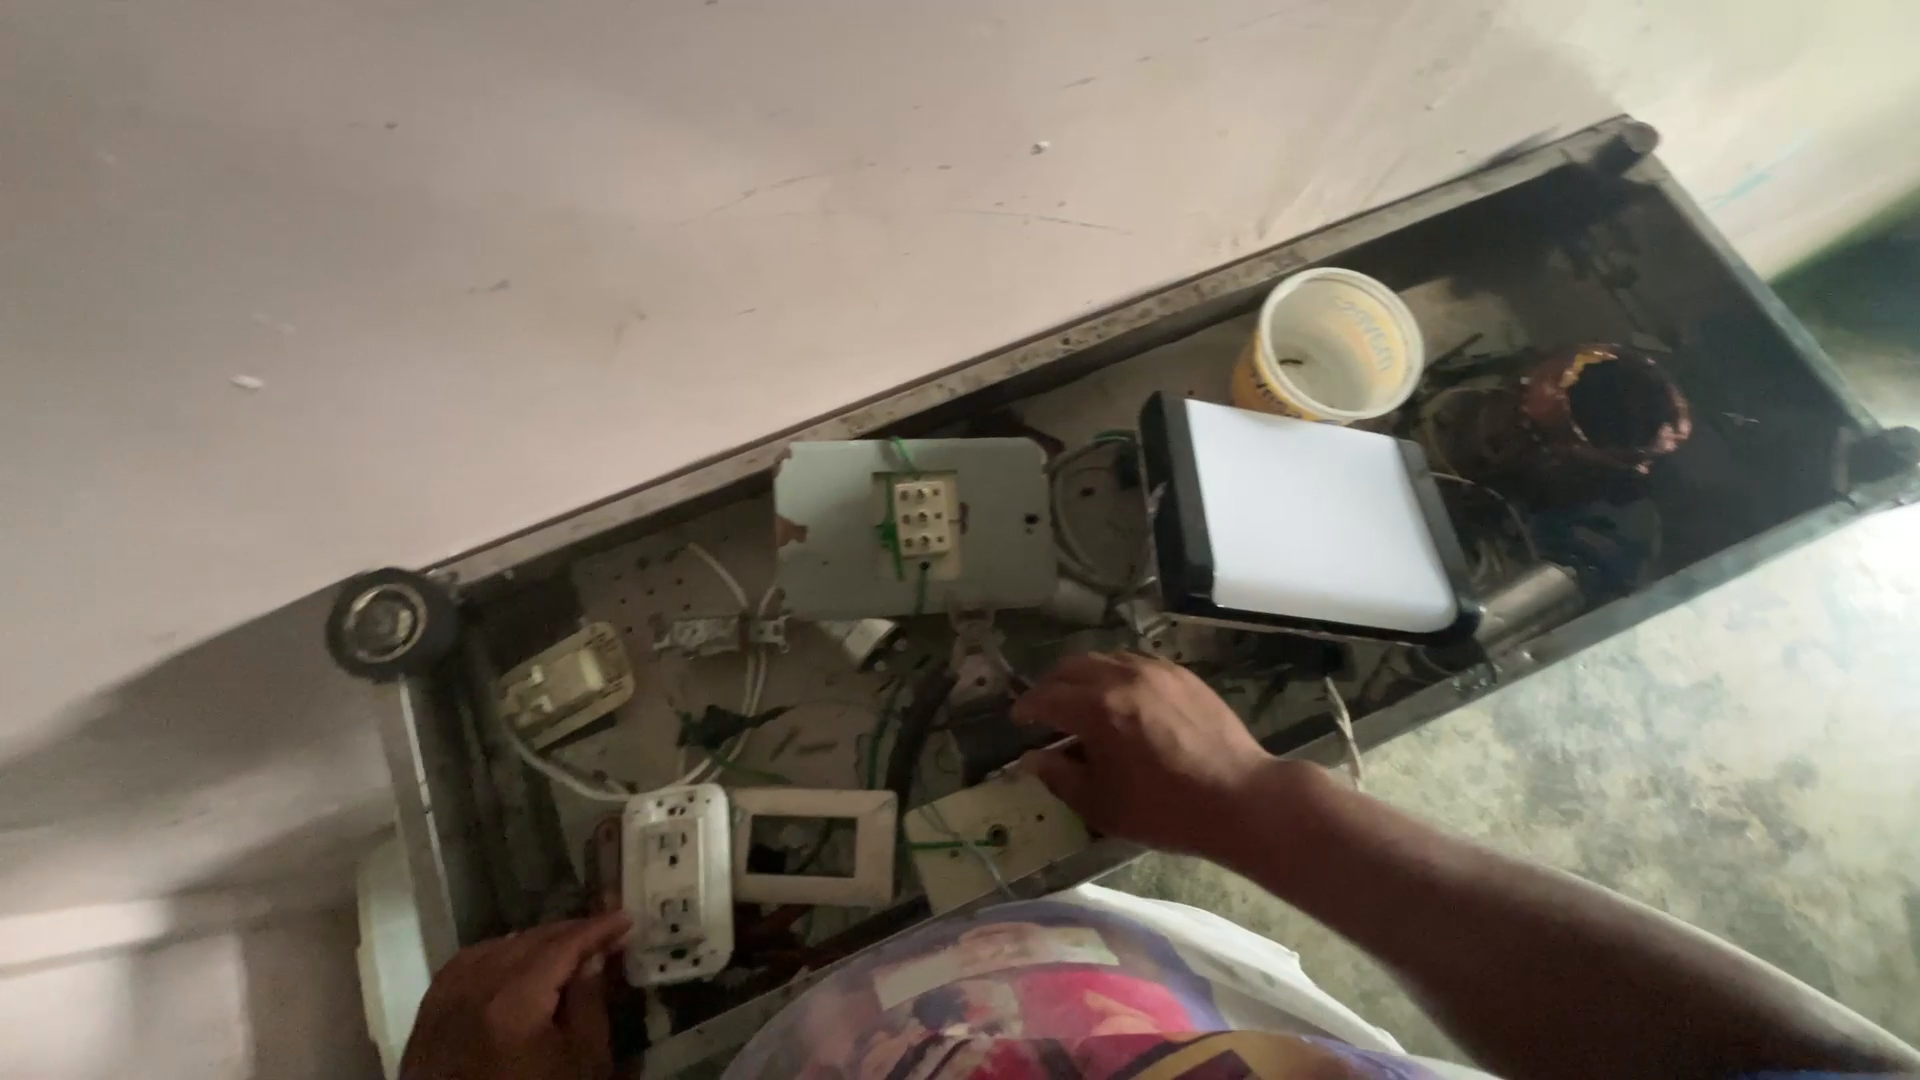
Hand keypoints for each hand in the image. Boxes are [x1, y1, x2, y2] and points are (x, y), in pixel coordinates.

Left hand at [401, 912, 631, 1079]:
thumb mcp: (583, 1059)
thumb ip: (589, 999)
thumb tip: (592, 955)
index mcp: (514, 1003)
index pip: (563, 946)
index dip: (597, 929)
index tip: (625, 919)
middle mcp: (472, 994)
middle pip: (527, 942)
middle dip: (567, 933)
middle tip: (599, 934)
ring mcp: (441, 1010)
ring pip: (492, 949)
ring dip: (529, 942)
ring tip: (558, 948)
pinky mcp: (423, 1029)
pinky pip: (458, 971)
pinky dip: (488, 957)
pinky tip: (506, 963)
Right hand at [1013, 652, 1293, 859]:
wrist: (1239, 799)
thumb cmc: (1164, 809)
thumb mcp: (1101, 804)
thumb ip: (1059, 776)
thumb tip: (1032, 758)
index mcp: (1095, 709)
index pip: (1045, 697)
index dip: (1026, 708)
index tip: (1018, 720)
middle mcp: (1120, 677)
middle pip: (1069, 667)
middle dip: (1050, 685)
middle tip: (1045, 708)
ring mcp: (1153, 670)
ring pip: (1103, 658)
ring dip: (1082, 675)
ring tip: (1081, 698)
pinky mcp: (1180, 673)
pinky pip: (1135, 661)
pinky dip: (1116, 673)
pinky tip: (1121, 695)